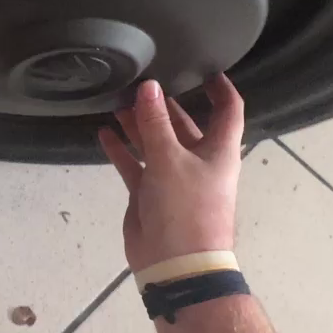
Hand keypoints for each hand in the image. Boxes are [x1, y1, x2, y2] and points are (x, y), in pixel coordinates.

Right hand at [99, 75, 244, 269]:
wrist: (176, 263)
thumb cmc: (186, 208)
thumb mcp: (170, 159)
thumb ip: (155, 123)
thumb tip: (148, 87)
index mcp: (218, 151)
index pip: (227, 110)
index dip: (219, 88)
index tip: (205, 69)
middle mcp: (197, 161)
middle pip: (182, 124)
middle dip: (163, 105)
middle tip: (139, 83)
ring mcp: (172, 177)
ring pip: (155, 142)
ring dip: (138, 124)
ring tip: (116, 103)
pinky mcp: (149, 193)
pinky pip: (134, 164)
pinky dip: (121, 149)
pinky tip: (105, 133)